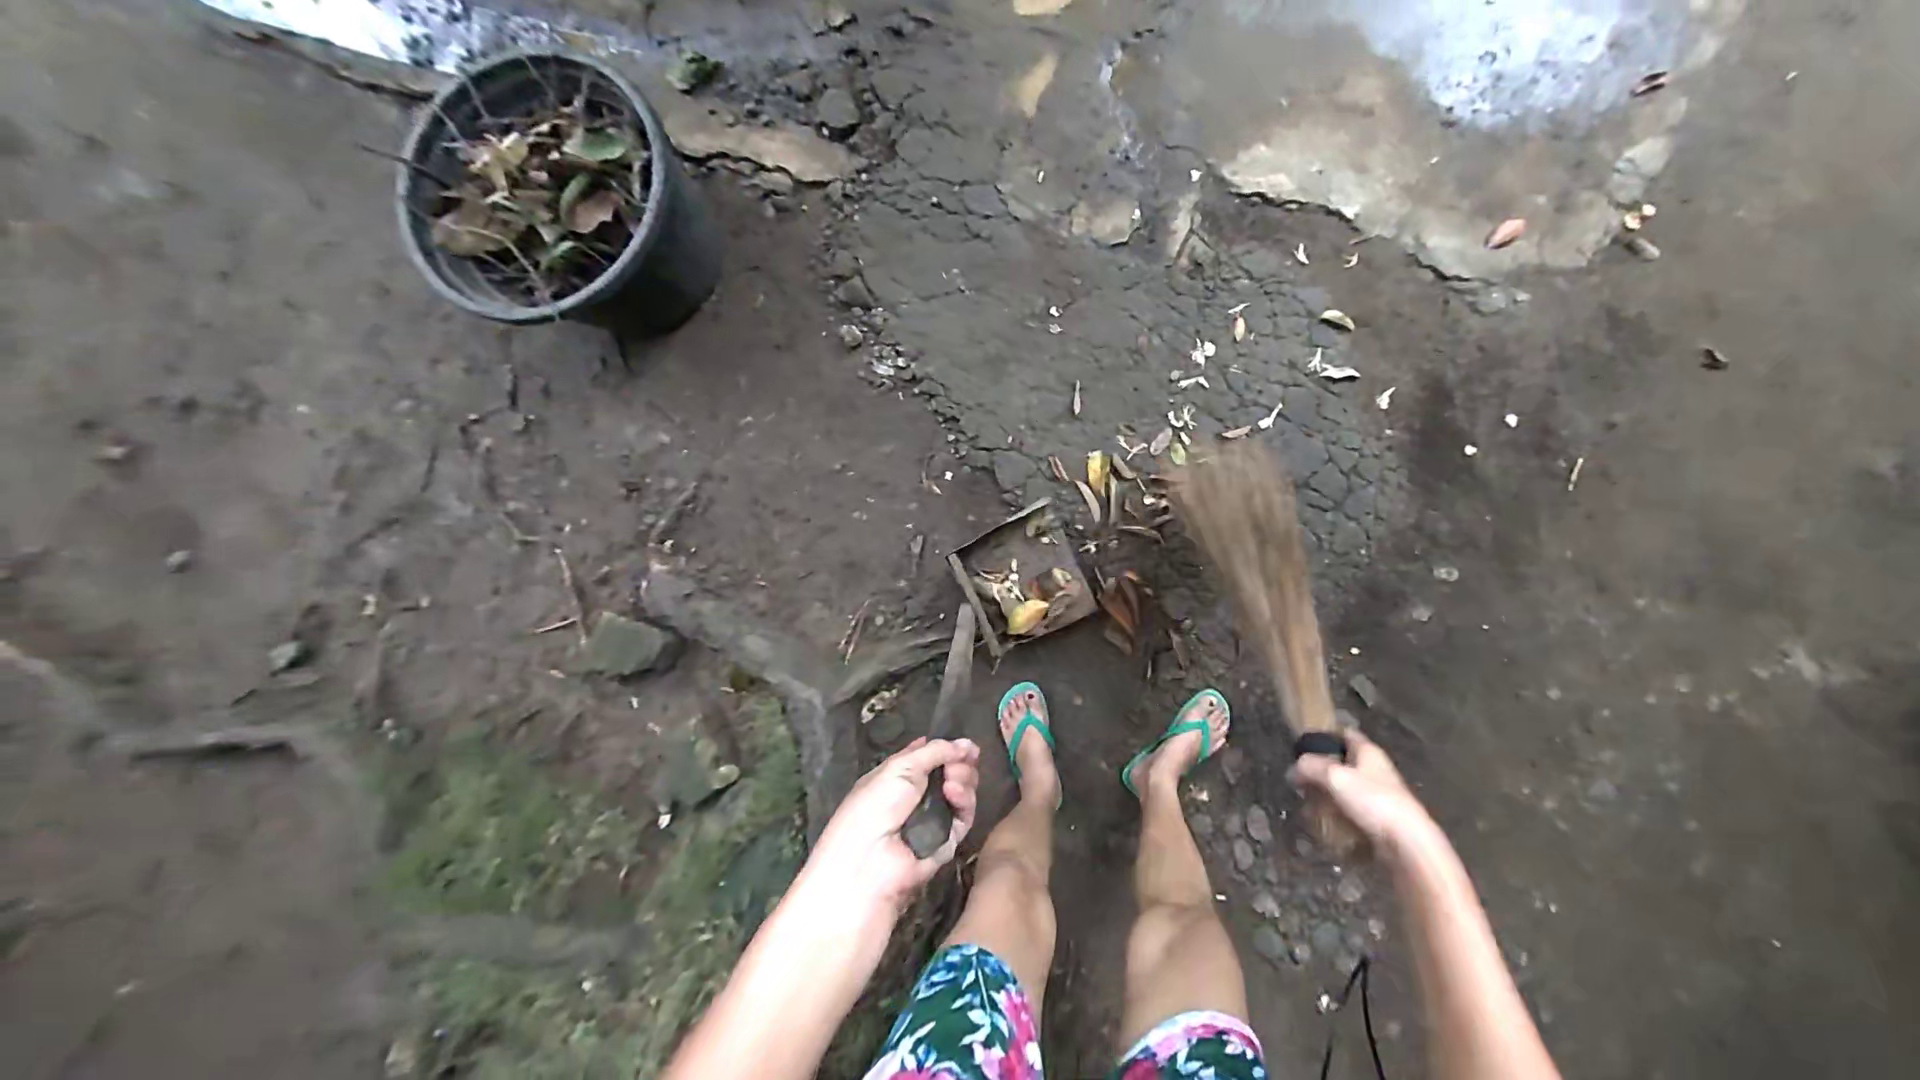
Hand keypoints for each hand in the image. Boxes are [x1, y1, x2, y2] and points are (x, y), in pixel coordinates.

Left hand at [797, 737, 981, 916]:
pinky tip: (954, 793)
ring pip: (962, 790)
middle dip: (959, 762)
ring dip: (962, 779)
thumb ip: (936, 751)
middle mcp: (919, 794)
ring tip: (953, 778)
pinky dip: (963, 800)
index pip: (930, 755)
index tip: (964, 744)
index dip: (947, 748)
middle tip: (956, 762)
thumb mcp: (900, 767)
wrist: (871, 860)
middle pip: (951, 771)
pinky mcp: (949, 839)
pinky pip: (965, 815)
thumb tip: (967, 743)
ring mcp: (935, 816)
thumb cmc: (875, 805)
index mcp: (900, 774)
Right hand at [1289, 730, 1436, 862]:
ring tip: (1309, 804)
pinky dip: (1337, 814)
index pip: (1344, 733)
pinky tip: (1325, 822)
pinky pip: (1351, 810)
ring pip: (1345, 788)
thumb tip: (1293, 770)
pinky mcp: (1379, 818)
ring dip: (1327, 795)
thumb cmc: (1373, 801)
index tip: (1304, 744)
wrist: (1408, 844)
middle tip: (1301, 779)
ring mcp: (1379, 795)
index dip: (1324, 735)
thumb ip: (1310, 767)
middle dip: (1320, 770)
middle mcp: (1375, 769)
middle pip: (1342, 763)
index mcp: (1368, 752)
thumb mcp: (1334, 776)